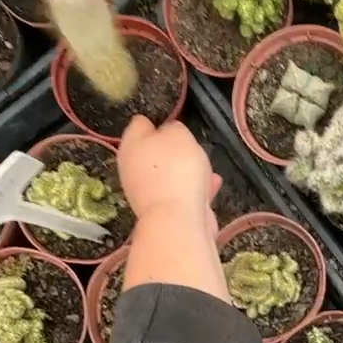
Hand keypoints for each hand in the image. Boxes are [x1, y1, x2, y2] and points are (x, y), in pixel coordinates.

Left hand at [117, 115, 220, 231]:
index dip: (160, 121)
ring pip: (169, 175)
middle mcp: (133, 169)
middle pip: (155, 152)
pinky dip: (195, 189)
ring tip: (207, 170)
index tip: (177, 126)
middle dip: (175, 151)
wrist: (180, 221)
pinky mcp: (165, 211)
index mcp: (130, 146)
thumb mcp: (179, 134)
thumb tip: (169, 134)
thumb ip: (174, 128)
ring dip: (188, 172)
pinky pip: (181, 193)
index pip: (140, 123)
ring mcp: (147, 193)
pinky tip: (212, 185)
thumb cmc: (177, 170)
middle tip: (192, 150)